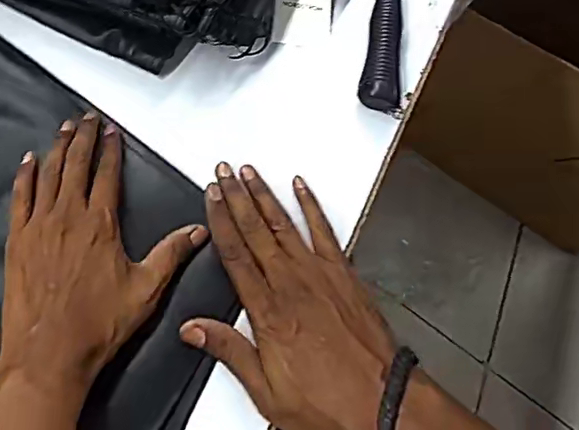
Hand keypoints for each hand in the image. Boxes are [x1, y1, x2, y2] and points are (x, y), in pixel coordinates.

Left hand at [0, 114, 207, 429]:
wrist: (49, 356)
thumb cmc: (94, 327)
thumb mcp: (145, 290)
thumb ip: (171, 254)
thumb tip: (196, 232)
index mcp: (100, 223)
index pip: (107, 172)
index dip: (110, 148)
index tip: (111, 132)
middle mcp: (69, 216)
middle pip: (77, 162)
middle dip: (84, 135)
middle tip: (87, 118)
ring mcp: (41, 225)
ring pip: (50, 172)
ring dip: (58, 146)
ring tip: (64, 128)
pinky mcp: (18, 239)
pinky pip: (21, 196)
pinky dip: (25, 175)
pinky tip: (28, 161)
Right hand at [179, 164, 395, 429]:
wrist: (384, 406)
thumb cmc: (329, 405)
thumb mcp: (268, 393)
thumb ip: (229, 352)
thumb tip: (193, 329)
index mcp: (268, 311)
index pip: (234, 252)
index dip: (220, 219)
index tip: (211, 195)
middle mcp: (290, 283)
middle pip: (254, 229)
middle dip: (235, 195)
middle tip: (223, 171)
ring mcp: (317, 273)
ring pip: (282, 223)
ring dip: (263, 194)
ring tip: (249, 172)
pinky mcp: (342, 271)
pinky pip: (322, 229)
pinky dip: (310, 204)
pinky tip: (299, 185)